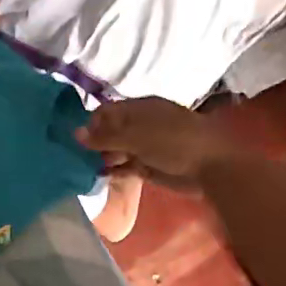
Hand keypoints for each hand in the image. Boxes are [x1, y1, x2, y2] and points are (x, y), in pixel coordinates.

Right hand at [76, 97, 243, 182]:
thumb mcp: (137, 137)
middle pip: (109, 131)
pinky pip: (123, 166)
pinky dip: (111, 171)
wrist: (210, 167)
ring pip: (114, 150)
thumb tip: (74, 133)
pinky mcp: (147, 166)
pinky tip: (96, 177)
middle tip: (74, 156)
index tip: (75, 140)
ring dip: (100, 158)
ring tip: (81, 168)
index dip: (91, 123)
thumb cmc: (175, 142)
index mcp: (139, 109)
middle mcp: (139, 125)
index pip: (106, 111)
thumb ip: (105, 137)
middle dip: (93, 142)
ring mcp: (143, 146)